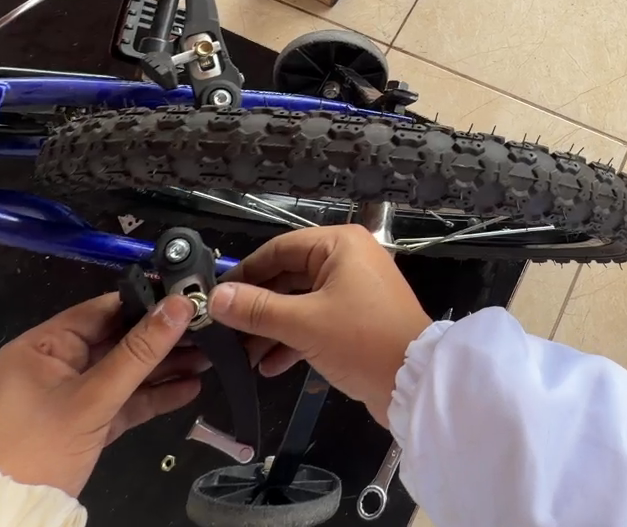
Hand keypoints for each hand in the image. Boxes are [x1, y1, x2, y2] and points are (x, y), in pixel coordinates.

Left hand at [0, 293, 205, 495]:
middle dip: (164, 339)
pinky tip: (188, 390)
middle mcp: (52, 367)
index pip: (104, 311)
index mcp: (41, 348)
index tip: (192, 297)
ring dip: (163, 368)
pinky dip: (149, 396)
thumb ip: (140, 350)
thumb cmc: (36, 449)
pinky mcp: (78, 426)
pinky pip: (119, 402)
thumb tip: (182, 303)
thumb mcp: (93, 398)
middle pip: (117, 342)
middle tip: (209, 330)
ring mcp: (65, 398)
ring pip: (122, 373)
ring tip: (209, 358)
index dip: (149, 303)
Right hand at [208, 226, 430, 427]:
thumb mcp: (304, 323)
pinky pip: (315, 321)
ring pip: (300, 301)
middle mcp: (347, 259)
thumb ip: (257, 309)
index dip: (246, 272)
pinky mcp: (356, 318)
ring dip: (270, 328)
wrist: (413, 380)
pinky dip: (293, 340)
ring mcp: (353, 289)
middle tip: (221, 332)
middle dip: (256, 306)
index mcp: (339, 245)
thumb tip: (216, 298)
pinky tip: (268, 367)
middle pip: (289, 276)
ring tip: (240, 358)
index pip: (281, 248)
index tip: (213, 297)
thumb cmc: (361, 338)